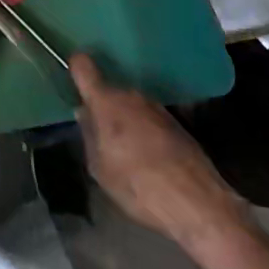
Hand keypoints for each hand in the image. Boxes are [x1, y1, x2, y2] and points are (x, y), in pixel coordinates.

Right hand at [71, 54, 241, 246]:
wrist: (196, 201)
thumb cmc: (138, 185)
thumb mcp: (100, 168)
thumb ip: (88, 135)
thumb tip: (84, 113)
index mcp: (107, 102)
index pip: (83, 66)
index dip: (76, 67)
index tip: (72, 78)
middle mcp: (131, 95)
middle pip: (109, 91)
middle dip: (103, 107)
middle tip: (100, 135)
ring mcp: (156, 106)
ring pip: (130, 105)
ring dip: (125, 120)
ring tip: (125, 151)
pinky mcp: (176, 121)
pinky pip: (148, 118)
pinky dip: (144, 131)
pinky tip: (147, 158)